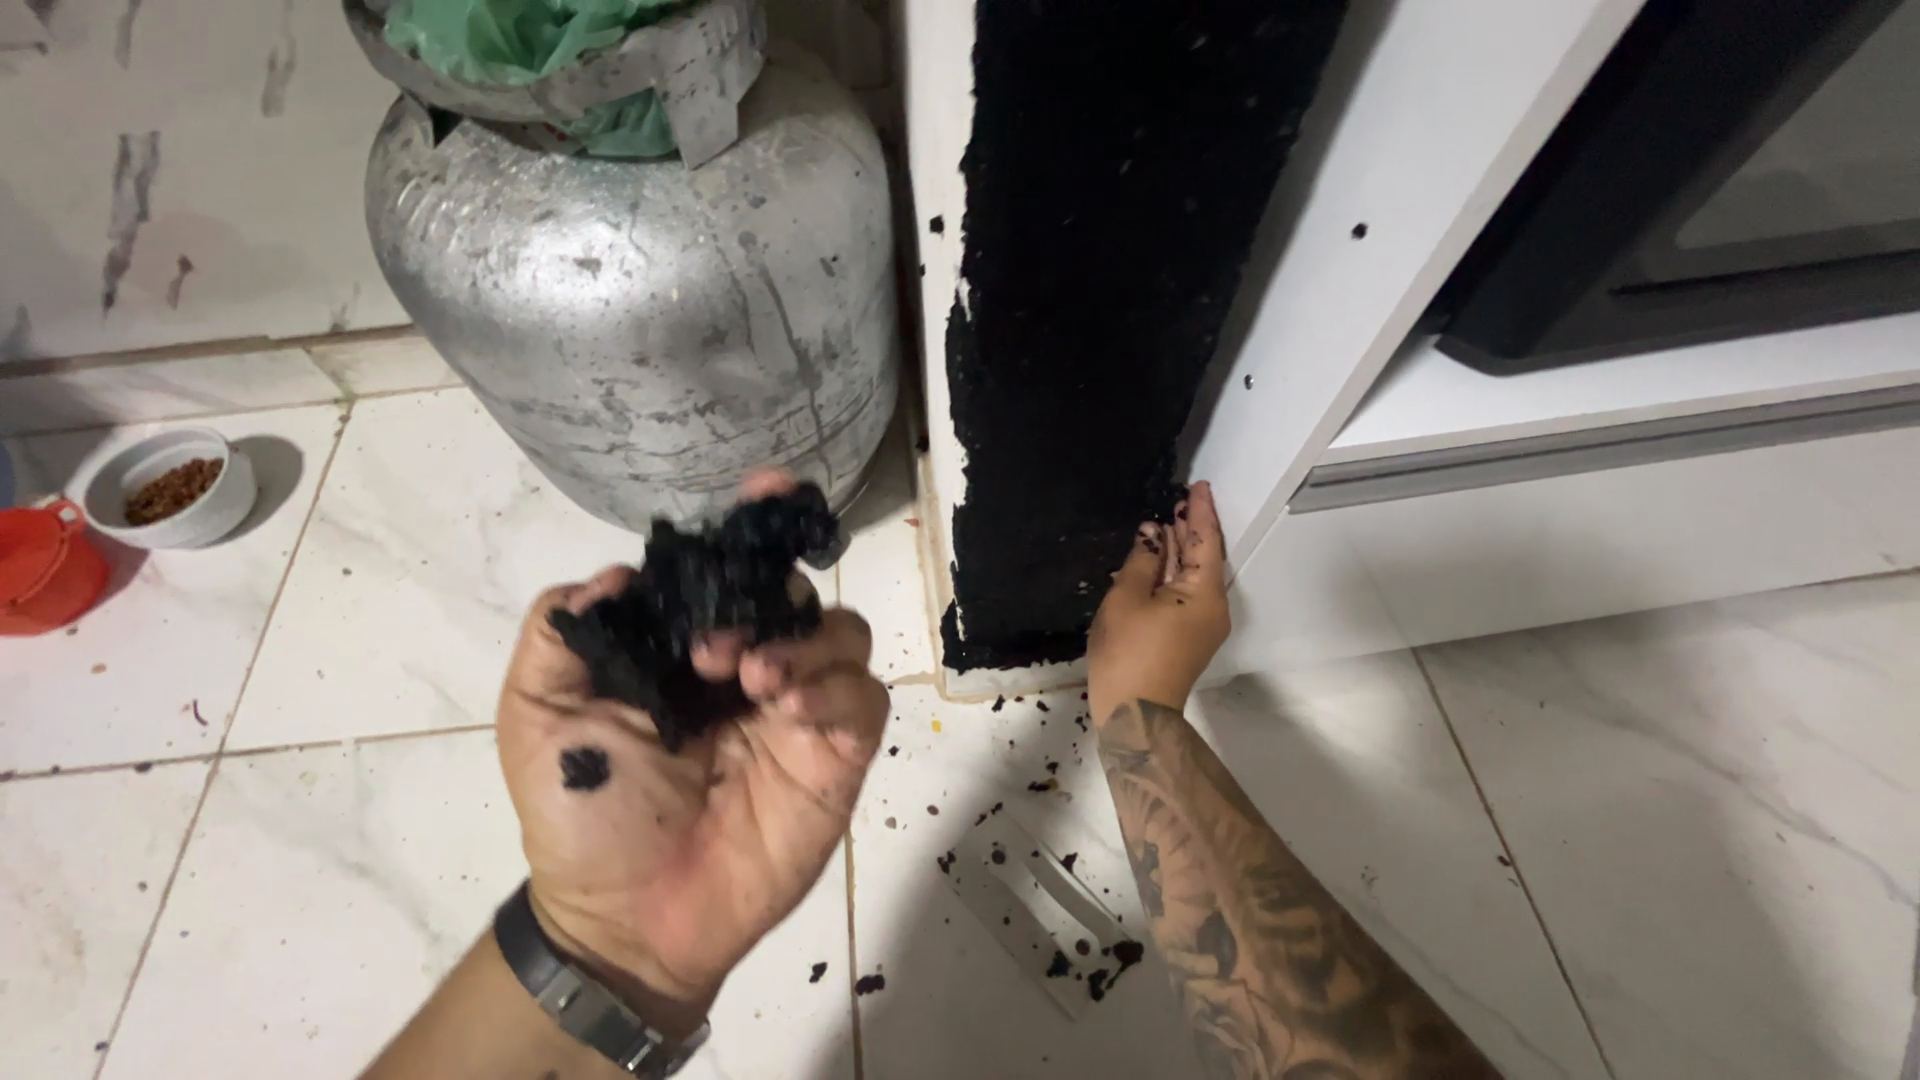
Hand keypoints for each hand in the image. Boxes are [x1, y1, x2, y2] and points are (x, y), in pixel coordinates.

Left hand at [493, 475, 888, 1037]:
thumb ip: (561, 634)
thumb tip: (617, 574)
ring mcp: (802, 709)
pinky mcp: (837, 753)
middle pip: (797, 593)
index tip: (767, 490)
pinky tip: (787, 713)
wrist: (630, 915)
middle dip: (766, 599)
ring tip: (753, 683)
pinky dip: (834, 690)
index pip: (738, 571)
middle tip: (713, 649)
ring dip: (804, 644)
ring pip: (843, 635)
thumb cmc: (585, 812)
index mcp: (694, 647)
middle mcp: (756, 665)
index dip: (758, 525)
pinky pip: (864, 698)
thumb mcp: (538, 714)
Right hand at [1086, 480, 1230, 727]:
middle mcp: (1212, 607)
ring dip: (1179, 550)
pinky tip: (1155, 558)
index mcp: (1204, 594)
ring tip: (1164, 521)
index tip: (1197, 485)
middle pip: (1203, 558)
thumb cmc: (1128, 653)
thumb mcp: (1126, 599)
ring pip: (1192, 577)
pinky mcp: (1187, 636)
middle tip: (1176, 498)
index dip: (1200, 511)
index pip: (1206, 541)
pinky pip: (1183, 593)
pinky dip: (1171, 572)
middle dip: (1189, 528)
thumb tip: (1151, 536)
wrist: (1134, 712)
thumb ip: (1141, 561)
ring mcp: (1201, 624)